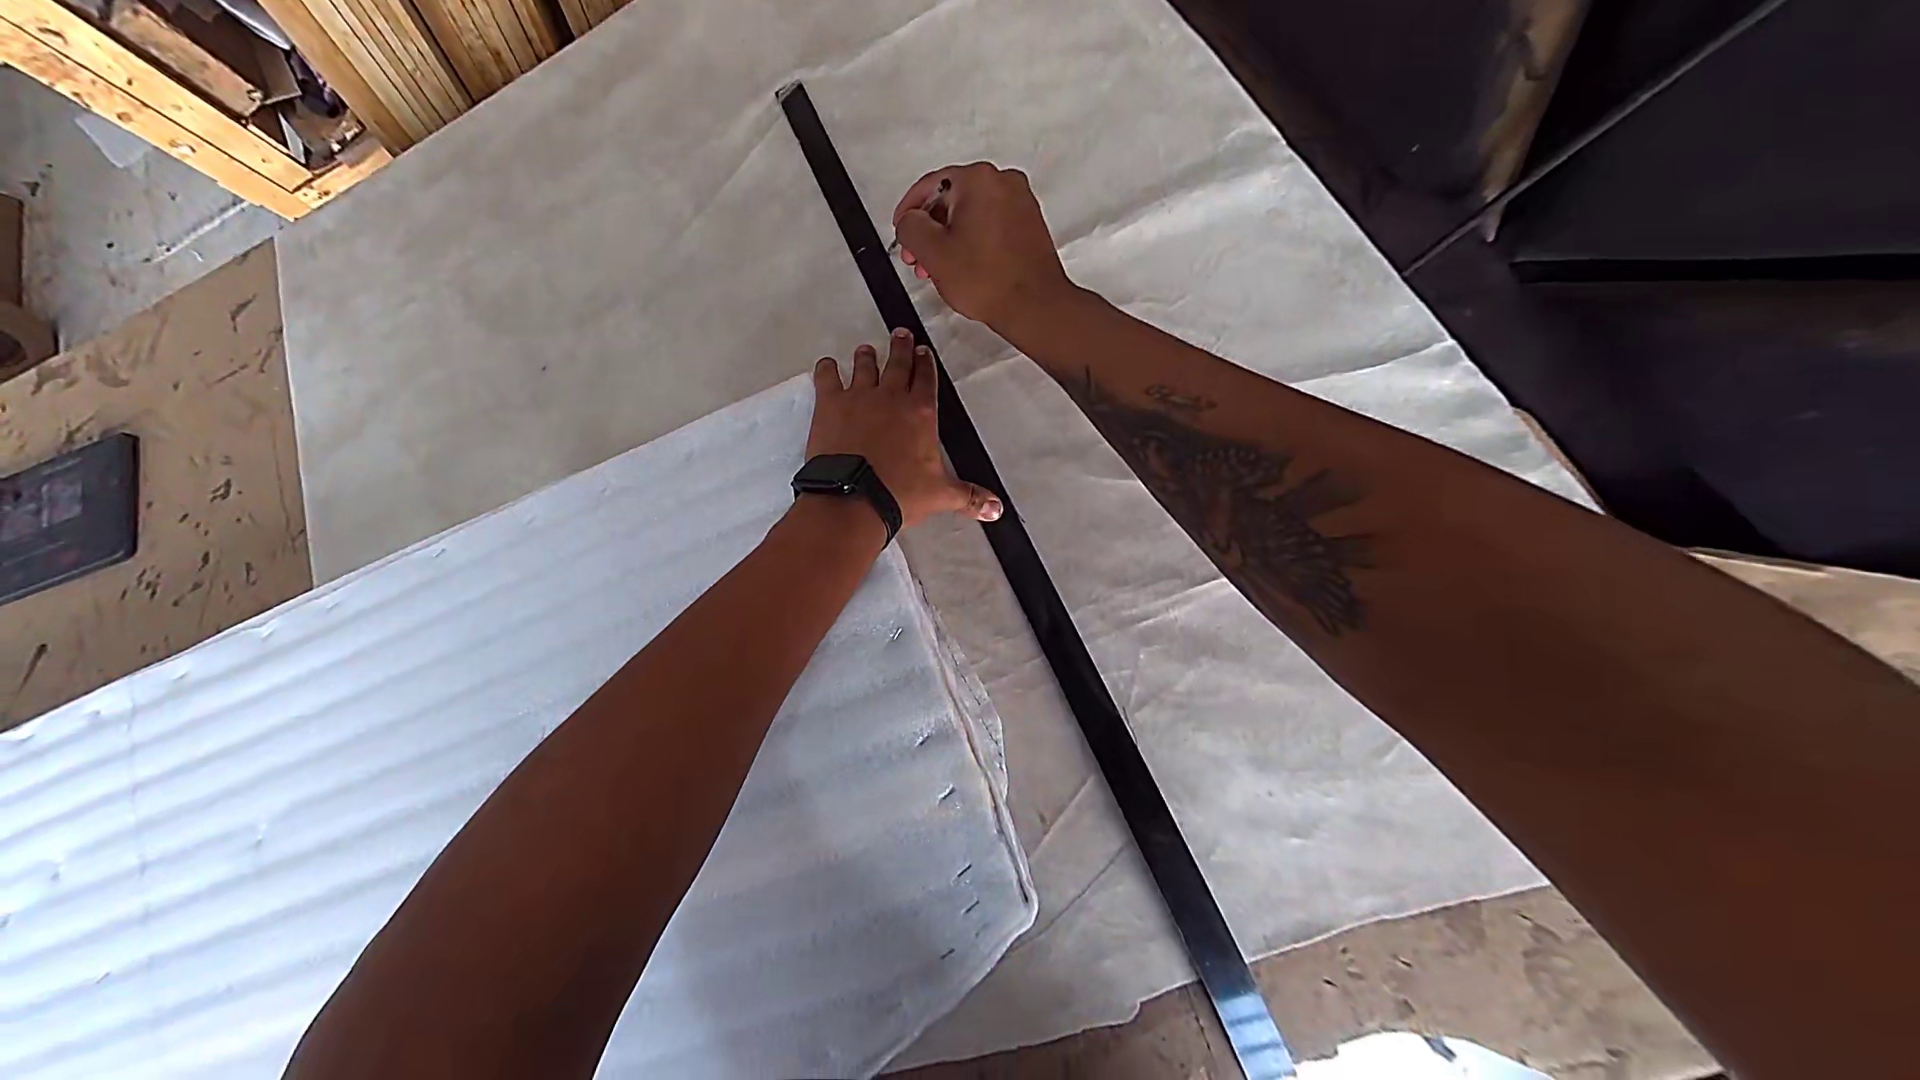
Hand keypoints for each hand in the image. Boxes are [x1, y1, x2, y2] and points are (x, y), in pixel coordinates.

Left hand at [808, 329, 1003, 530]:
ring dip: (867, 356)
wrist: (853, 499)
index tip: (924, 352)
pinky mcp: (830, 405)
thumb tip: (995, 508)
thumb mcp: (940, 495)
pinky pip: (828, 378)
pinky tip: (827, 366)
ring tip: (867, 349)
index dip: (927, 364)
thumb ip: (969, 496)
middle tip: (901, 334)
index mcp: (920, 413)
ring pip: (865, 367)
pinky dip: (827, 370)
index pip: (927, 379)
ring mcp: (859, 397)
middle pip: (898, 364)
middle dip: (901, 347)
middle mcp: (891, 398)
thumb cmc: (898, 493)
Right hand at [892, 162, 1080, 329]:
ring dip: (951, 238)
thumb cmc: (993, 282)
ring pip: (973, 214)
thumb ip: (909, 227)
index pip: (930, 185)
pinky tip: (965, 266)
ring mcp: (1021, 203)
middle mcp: (1004, 183)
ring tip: (940, 267)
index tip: (902, 226)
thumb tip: (908, 221)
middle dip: (931, 229)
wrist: (1033, 306)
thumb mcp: (932, 252)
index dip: (909, 210)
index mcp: (978, 179)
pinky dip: (974, 241)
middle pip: (953, 199)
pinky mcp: (1030, 225)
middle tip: (918, 254)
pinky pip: (992, 225)